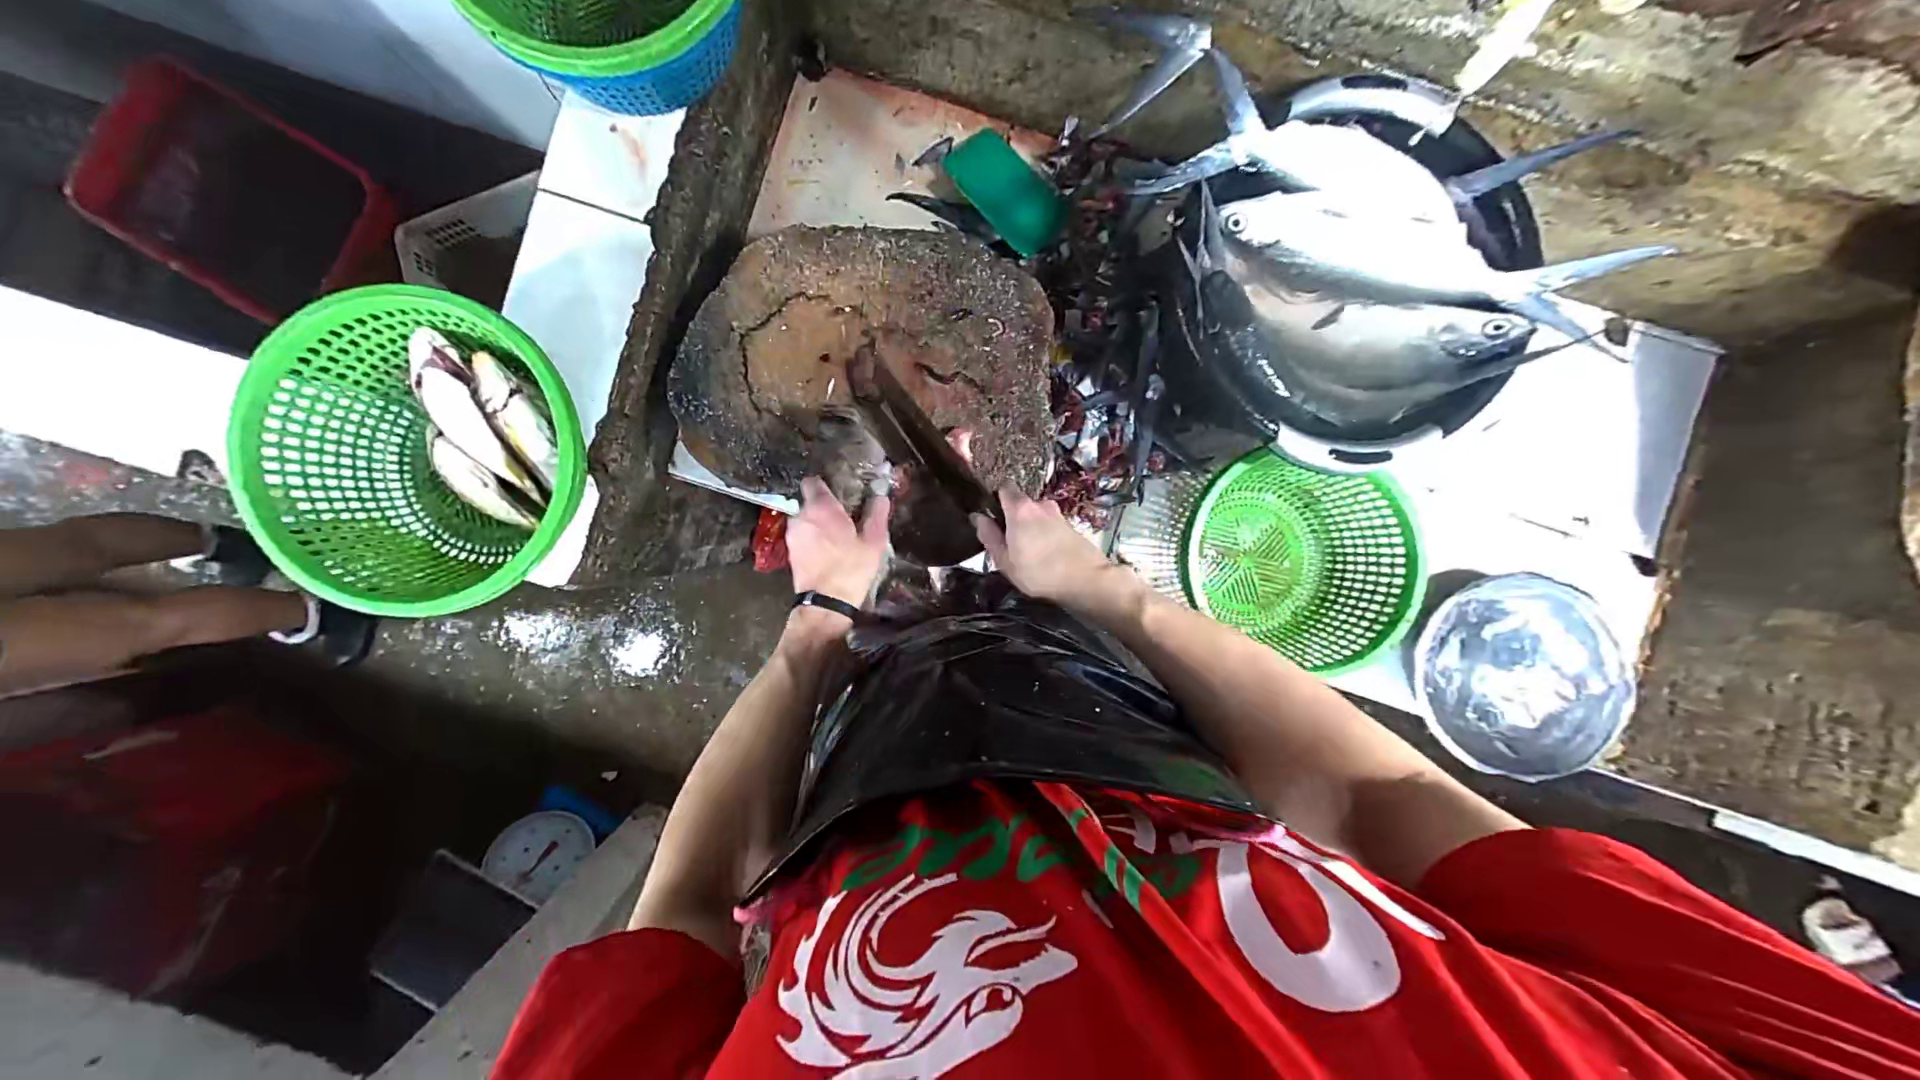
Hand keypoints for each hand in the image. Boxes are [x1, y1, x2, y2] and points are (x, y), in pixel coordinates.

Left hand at [787, 477, 890, 609]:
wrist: (827, 602)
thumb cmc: (852, 568)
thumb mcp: (873, 541)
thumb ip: (876, 514)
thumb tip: (881, 496)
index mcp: (821, 508)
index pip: (813, 482)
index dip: (825, 485)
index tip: (838, 492)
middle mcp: (801, 516)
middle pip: (809, 501)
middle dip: (823, 506)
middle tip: (842, 517)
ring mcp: (792, 534)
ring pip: (804, 519)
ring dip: (816, 523)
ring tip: (834, 535)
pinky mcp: (789, 551)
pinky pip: (801, 535)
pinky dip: (810, 537)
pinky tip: (825, 549)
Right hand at [972, 486, 1138, 613]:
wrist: (1085, 580)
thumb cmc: (1039, 572)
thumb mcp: (1005, 560)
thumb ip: (989, 536)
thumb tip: (978, 517)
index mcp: (1020, 509)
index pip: (1005, 487)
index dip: (997, 497)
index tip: (992, 513)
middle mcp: (1041, 505)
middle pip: (1022, 503)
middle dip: (1014, 516)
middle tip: (1009, 539)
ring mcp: (1059, 515)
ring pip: (1038, 515)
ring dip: (1032, 526)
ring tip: (1029, 550)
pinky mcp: (1072, 526)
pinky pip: (1051, 525)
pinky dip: (1046, 534)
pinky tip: (1045, 554)